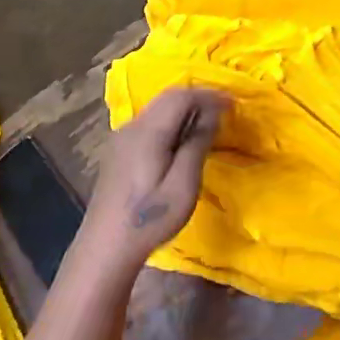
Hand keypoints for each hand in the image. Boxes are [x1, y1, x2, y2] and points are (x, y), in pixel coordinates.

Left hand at [80, 87, 227, 271]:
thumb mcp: (184, 185)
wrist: (106, 245)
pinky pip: (148, 124)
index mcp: (148, 131)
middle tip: (224, 111)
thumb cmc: (150, 219)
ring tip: (208, 125)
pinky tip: (181, 141)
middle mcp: (131, 126)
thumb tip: (211, 113)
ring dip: (183, 110)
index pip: (180, 96)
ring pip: (156, 110)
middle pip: (166, 98)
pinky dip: (169, 123)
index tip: (233, 104)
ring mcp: (121, 137)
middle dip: (197, 99)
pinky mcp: (118, 150)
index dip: (208, 95)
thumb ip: (197, 144)